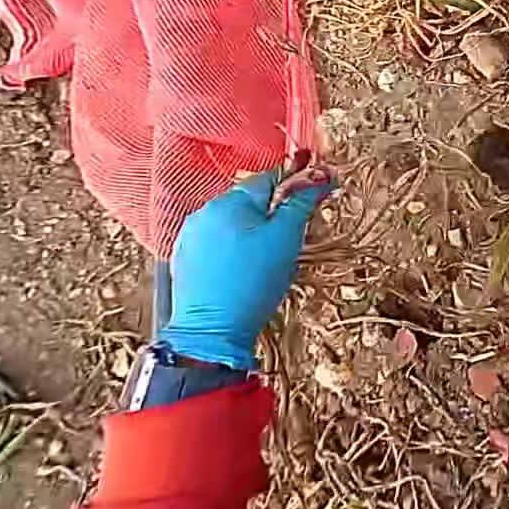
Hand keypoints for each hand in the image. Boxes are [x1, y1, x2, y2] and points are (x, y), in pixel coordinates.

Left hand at [161, 168, 333, 369]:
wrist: (213, 332)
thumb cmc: (253, 281)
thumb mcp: (286, 238)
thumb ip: (301, 202)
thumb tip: (321, 175)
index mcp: (227, 204)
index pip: (270, 179)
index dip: (297, 185)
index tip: (317, 196)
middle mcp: (203, 214)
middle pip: (253, 201)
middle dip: (278, 212)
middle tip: (296, 235)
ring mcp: (191, 238)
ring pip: (238, 222)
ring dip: (260, 230)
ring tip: (274, 255)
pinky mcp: (188, 260)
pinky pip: (222, 242)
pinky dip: (241, 247)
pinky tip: (251, 267)